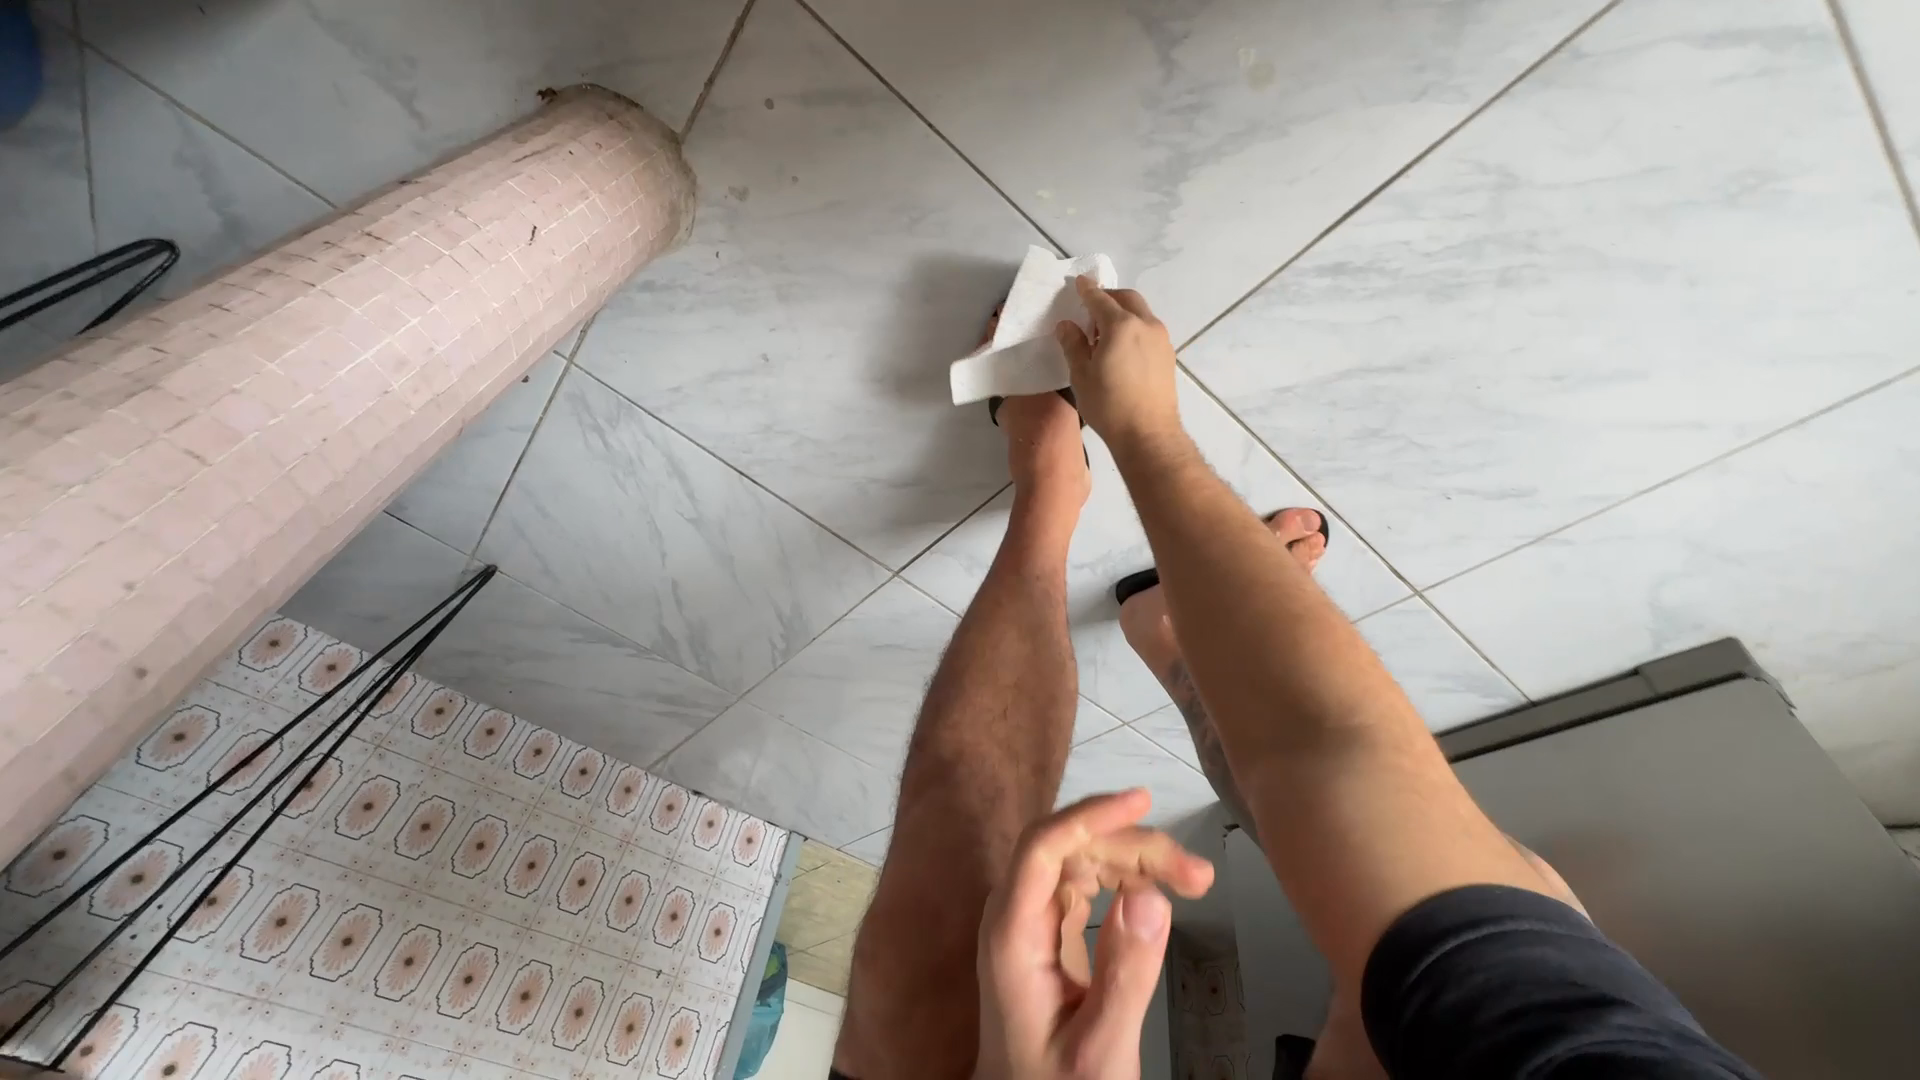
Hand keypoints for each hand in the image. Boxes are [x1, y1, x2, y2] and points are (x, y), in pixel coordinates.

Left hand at [973, 789, 1215, 1079]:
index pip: (1041, 848)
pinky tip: (1157, 890)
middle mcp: (1014, 912)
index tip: (1142, 801)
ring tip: (1194, 881)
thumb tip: (1151, 896)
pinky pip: (1086, 880)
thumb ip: (1124, 975)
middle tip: (1198, 875)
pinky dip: (1125, 878)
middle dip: (1134, 846)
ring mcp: (1029, 915)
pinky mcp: (1047, 925)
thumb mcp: (1100, 1049)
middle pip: (1070, 847)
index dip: (1089, 816)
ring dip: (1136, 859)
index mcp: (1012, 935)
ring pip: (1082, 857)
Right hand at [1055, 277, 1181, 450]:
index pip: (1100, 299)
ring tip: (1104, 332)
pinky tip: (1122, 348)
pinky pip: (1148, 329)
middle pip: (1126, 299)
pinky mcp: (1167, 355)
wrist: (1147, 434)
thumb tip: (1066, 325)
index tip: (1079, 282)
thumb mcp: (1081, 375)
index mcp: (1121, 326)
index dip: (1087, 290)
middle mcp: (1145, 324)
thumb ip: (1073, 345)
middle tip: (1090, 309)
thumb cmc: (1108, 405)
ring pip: (1140, 313)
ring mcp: (1161, 339)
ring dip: (1122, 312)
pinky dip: (1134, 327)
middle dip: (1108, 297)